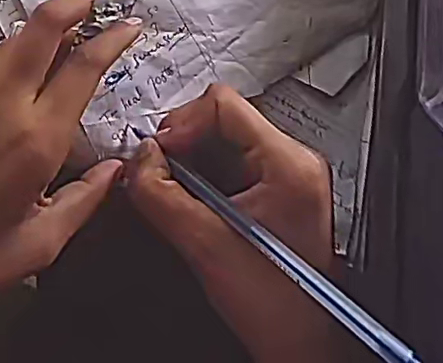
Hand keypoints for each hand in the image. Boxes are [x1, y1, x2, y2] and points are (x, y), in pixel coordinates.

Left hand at [0, 0, 142, 361]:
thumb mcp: (42, 243)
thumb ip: (87, 198)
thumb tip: (118, 168)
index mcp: (37, 138)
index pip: (83, 65)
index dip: (112, 37)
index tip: (131, 25)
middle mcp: (6, 101)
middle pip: (47, 24)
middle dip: (81, 0)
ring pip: (22, 32)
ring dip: (55, 19)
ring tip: (80, 23)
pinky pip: (1, 52)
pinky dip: (28, 41)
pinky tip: (40, 56)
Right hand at [126, 83, 349, 362]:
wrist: (304, 351)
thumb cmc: (280, 310)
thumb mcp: (207, 247)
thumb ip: (162, 196)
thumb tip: (138, 160)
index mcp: (289, 163)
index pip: (224, 105)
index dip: (182, 122)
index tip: (159, 148)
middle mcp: (294, 159)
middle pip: (222, 116)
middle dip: (184, 141)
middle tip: (160, 166)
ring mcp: (287, 172)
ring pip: (222, 137)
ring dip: (191, 157)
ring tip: (175, 186)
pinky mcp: (276, 187)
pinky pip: (229, 159)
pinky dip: (202, 172)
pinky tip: (193, 199)